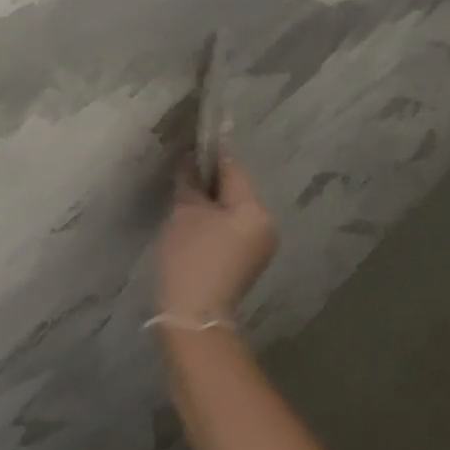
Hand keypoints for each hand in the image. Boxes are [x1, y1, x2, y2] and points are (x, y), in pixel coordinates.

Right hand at [156, 150, 277, 323]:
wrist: (193, 316)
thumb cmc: (190, 258)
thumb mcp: (186, 213)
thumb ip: (190, 183)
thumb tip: (191, 164)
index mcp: (255, 209)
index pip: (233, 168)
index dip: (213, 151)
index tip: (201, 133)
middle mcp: (265, 225)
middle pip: (236, 189)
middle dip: (211, 179)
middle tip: (184, 168)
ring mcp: (258, 246)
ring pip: (233, 210)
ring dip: (212, 200)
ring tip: (185, 193)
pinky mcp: (245, 262)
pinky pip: (231, 228)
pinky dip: (214, 220)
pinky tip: (193, 221)